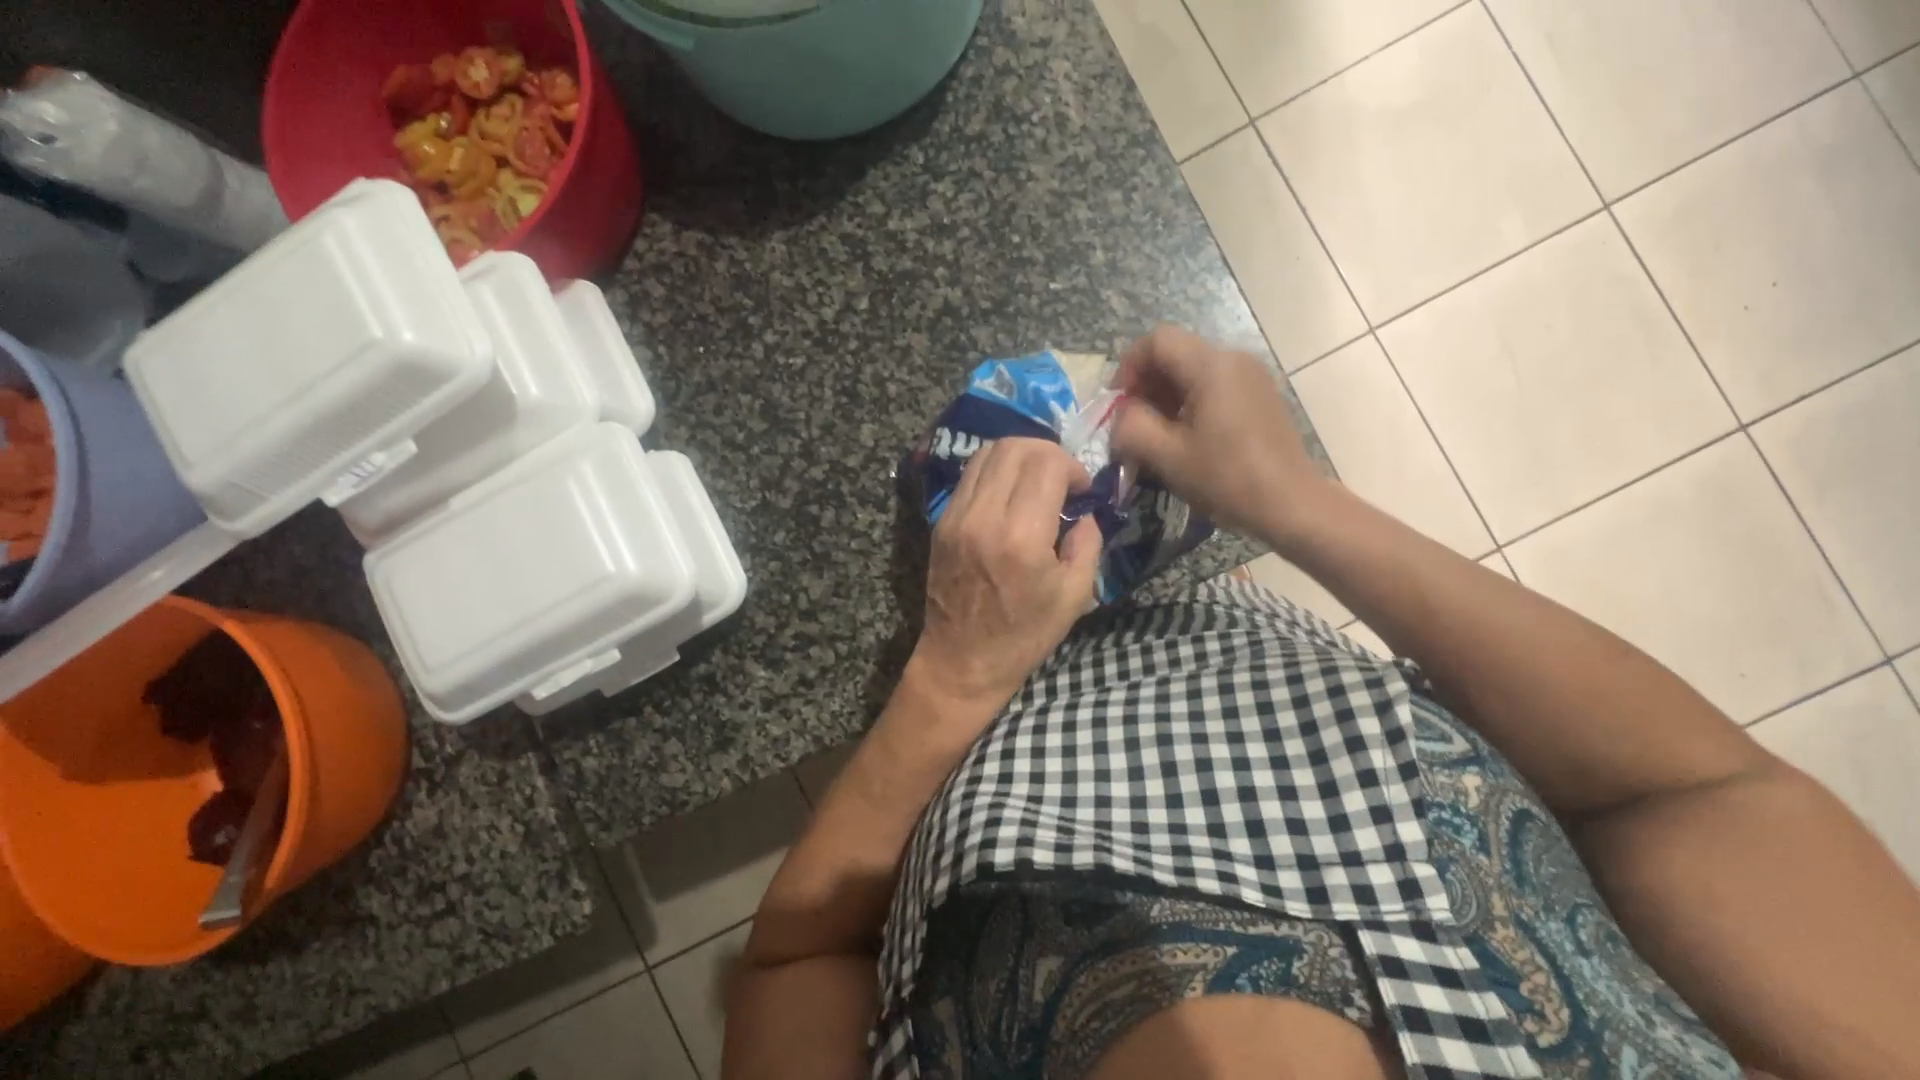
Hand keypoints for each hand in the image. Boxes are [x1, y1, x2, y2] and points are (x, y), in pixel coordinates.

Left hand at [910, 438, 1103, 719]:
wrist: (961, 661)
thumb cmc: (1024, 636)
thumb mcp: (1075, 595)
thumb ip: (1087, 543)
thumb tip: (1085, 511)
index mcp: (1021, 538)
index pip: (1046, 463)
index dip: (1072, 467)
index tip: (1082, 491)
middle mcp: (984, 517)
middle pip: (1015, 447)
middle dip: (1047, 453)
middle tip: (1062, 480)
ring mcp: (956, 517)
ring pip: (987, 453)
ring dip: (1019, 457)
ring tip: (1036, 483)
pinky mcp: (941, 522)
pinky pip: (970, 476)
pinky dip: (995, 472)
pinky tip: (1011, 496)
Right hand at [1111, 324, 1331, 543]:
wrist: (1292, 504)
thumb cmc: (1227, 478)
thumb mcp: (1168, 456)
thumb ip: (1131, 427)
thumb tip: (1121, 416)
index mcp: (1211, 365)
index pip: (1156, 341)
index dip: (1128, 367)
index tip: (1118, 405)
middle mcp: (1233, 358)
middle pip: (1175, 353)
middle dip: (1146, 385)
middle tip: (1132, 425)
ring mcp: (1251, 376)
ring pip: (1193, 370)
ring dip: (1166, 397)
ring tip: (1156, 436)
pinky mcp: (1259, 395)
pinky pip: (1214, 385)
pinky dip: (1190, 403)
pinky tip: (1186, 439)